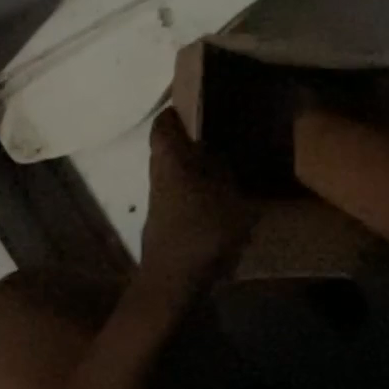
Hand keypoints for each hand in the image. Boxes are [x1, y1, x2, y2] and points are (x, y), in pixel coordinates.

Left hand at [137, 109, 253, 300]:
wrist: (174, 284)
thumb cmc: (203, 232)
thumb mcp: (230, 196)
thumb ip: (225, 170)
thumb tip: (220, 150)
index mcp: (171, 162)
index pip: (164, 125)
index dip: (177, 112)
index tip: (198, 104)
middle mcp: (158, 176)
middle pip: (167, 148)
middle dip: (189, 140)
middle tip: (219, 133)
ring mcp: (159, 202)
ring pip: (173, 172)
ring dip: (193, 167)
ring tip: (225, 164)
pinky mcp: (165, 224)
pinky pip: (180, 195)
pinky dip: (195, 190)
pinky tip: (219, 199)